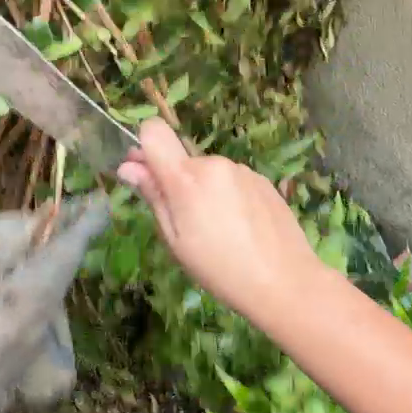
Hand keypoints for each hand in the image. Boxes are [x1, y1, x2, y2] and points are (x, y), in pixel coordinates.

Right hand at [116, 120, 328, 321]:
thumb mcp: (175, 240)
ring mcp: (243, 170)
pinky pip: (234, 182)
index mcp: (187, 178)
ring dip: (206, 192)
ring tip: (220, 233)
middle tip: (189, 226)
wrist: (284, 281)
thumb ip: (154, 198)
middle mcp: (215, 164)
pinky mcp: (263, 180)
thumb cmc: (219, 269)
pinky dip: (230, 198)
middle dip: (179, 184)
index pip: (154, 131)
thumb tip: (128, 168)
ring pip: (210, 174)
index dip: (145, 148)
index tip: (147, 175)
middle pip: (184, 161)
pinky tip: (242, 229)